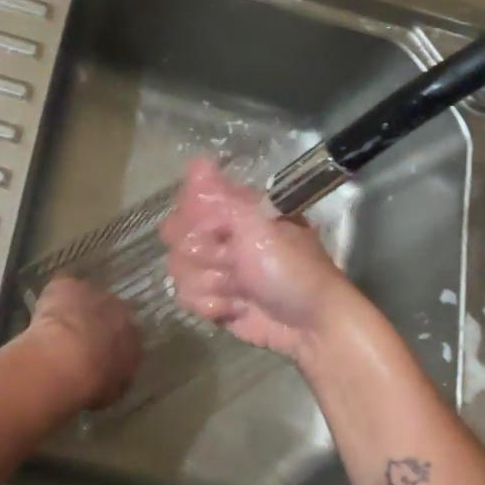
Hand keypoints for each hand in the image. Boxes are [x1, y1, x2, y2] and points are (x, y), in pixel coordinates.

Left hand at [25, 275, 141, 409]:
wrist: (68, 359)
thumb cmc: (95, 382)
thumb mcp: (113, 389)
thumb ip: (115, 376)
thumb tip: (109, 373)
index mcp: (133, 336)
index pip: (128, 335)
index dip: (112, 342)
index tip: (99, 352)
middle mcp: (119, 309)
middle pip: (109, 310)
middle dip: (97, 320)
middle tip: (79, 338)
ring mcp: (92, 292)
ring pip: (86, 296)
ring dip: (76, 307)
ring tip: (58, 325)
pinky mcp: (66, 285)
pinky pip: (62, 287)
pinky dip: (54, 297)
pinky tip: (42, 313)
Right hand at [159, 157, 358, 359]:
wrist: (308, 323)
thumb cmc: (289, 267)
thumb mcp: (259, 224)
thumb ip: (221, 195)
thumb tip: (197, 161)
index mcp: (232, 209)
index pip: (185, 204)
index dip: (198, 221)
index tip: (221, 231)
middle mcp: (219, 234)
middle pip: (176, 239)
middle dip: (207, 256)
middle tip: (237, 261)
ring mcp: (213, 268)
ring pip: (178, 271)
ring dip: (213, 284)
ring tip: (243, 289)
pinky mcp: (210, 299)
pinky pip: (185, 298)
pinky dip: (213, 306)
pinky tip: (238, 306)